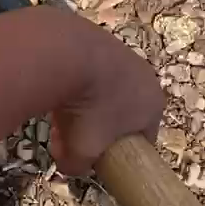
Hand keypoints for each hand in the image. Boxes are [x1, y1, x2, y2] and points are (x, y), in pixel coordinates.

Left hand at [47, 17, 163, 175]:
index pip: (142, 139)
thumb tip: (70, 166)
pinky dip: (70, 82)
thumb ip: (78, 166)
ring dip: (80, 106)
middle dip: (93, 130)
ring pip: (100, 92)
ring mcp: (120, 54)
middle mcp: (143, 77)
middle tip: (70, 139)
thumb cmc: (87, 110)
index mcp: (153, 106)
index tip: (97, 160)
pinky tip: (51, 90)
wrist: (66, 53)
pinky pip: (84, 70)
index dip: (118, 155)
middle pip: (118, 115)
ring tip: (57, 116)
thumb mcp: (83, 151)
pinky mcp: (94, 39)